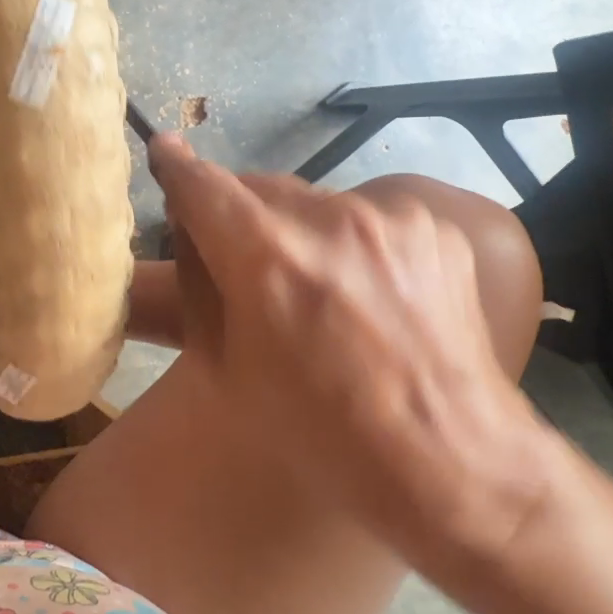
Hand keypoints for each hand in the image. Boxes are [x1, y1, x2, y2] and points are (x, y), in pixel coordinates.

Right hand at [148, 135, 550, 551]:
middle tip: (239, 263)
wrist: (450, 463)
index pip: (202, 185)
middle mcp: (329, 220)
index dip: (174, 167)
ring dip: (292, 228)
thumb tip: (194, 234)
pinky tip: (362, 292)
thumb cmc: (318, 432)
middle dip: (236, 216)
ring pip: (310, 201)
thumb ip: (200, 286)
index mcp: (267, 258)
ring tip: (311, 288)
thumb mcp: (224, 368)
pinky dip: (346, 241)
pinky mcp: (432, 230)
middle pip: (255, 189)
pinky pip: (364, 218)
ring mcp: (389, 220)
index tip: (162, 151)